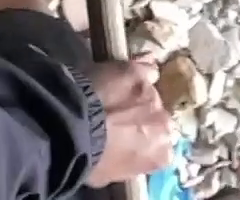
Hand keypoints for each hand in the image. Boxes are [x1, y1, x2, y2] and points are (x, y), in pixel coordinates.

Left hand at [84, 60, 173, 186]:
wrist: (75, 127)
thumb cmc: (93, 158)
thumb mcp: (113, 172)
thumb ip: (129, 159)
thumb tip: (124, 150)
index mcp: (161, 153)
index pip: (161, 146)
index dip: (145, 140)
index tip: (131, 137)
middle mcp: (163, 123)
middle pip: (157, 117)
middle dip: (143, 116)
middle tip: (122, 114)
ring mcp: (151, 94)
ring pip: (150, 91)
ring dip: (138, 93)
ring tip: (119, 91)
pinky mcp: (136, 71)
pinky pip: (145, 66)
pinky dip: (140, 66)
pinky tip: (129, 69)